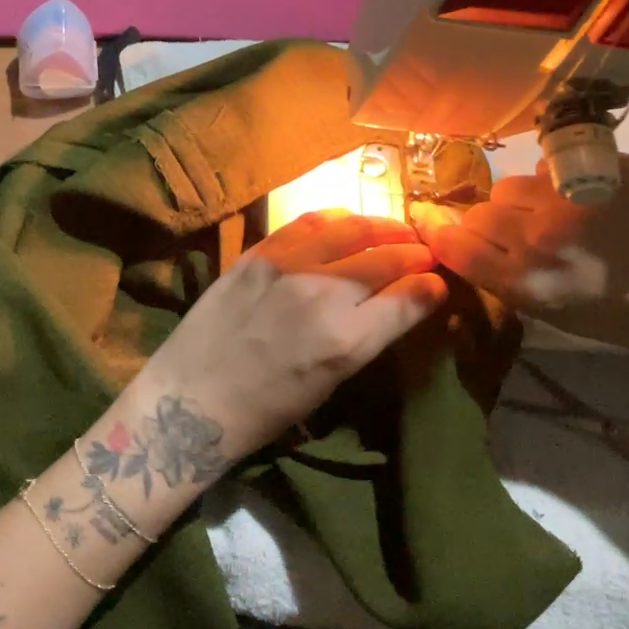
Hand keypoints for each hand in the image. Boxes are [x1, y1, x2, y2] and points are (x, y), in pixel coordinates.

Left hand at [129, 209, 447, 466]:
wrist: (191, 399)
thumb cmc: (264, 409)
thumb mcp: (330, 383)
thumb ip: (365, 338)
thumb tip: (395, 305)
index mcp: (347, 339)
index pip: (408, 298)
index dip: (431, 286)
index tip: (438, 281)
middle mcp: (322, 293)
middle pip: (385, 258)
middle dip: (413, 252)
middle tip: (425, 250)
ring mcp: (286, 267)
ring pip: (348, 229)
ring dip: (379, 226)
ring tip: (393, 228)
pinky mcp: (255, 255)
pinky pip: (304, 224)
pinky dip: (332, 219)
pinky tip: (344, 221)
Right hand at [410, 156, 628, 353]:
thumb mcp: (561, 316)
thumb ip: (512, 277)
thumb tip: (476, 240)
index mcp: (527, 284)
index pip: (454, 243)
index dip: (439, 232)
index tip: (434, 224)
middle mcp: (541, 237)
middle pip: (481, 211)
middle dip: (489, 222)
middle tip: (516, 232)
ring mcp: (578, 199)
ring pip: (513, 184)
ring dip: (521, 198)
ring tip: (555, 213)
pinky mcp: (613, 170)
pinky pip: (556, 167)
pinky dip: (558, 180)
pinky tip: (587, 197)